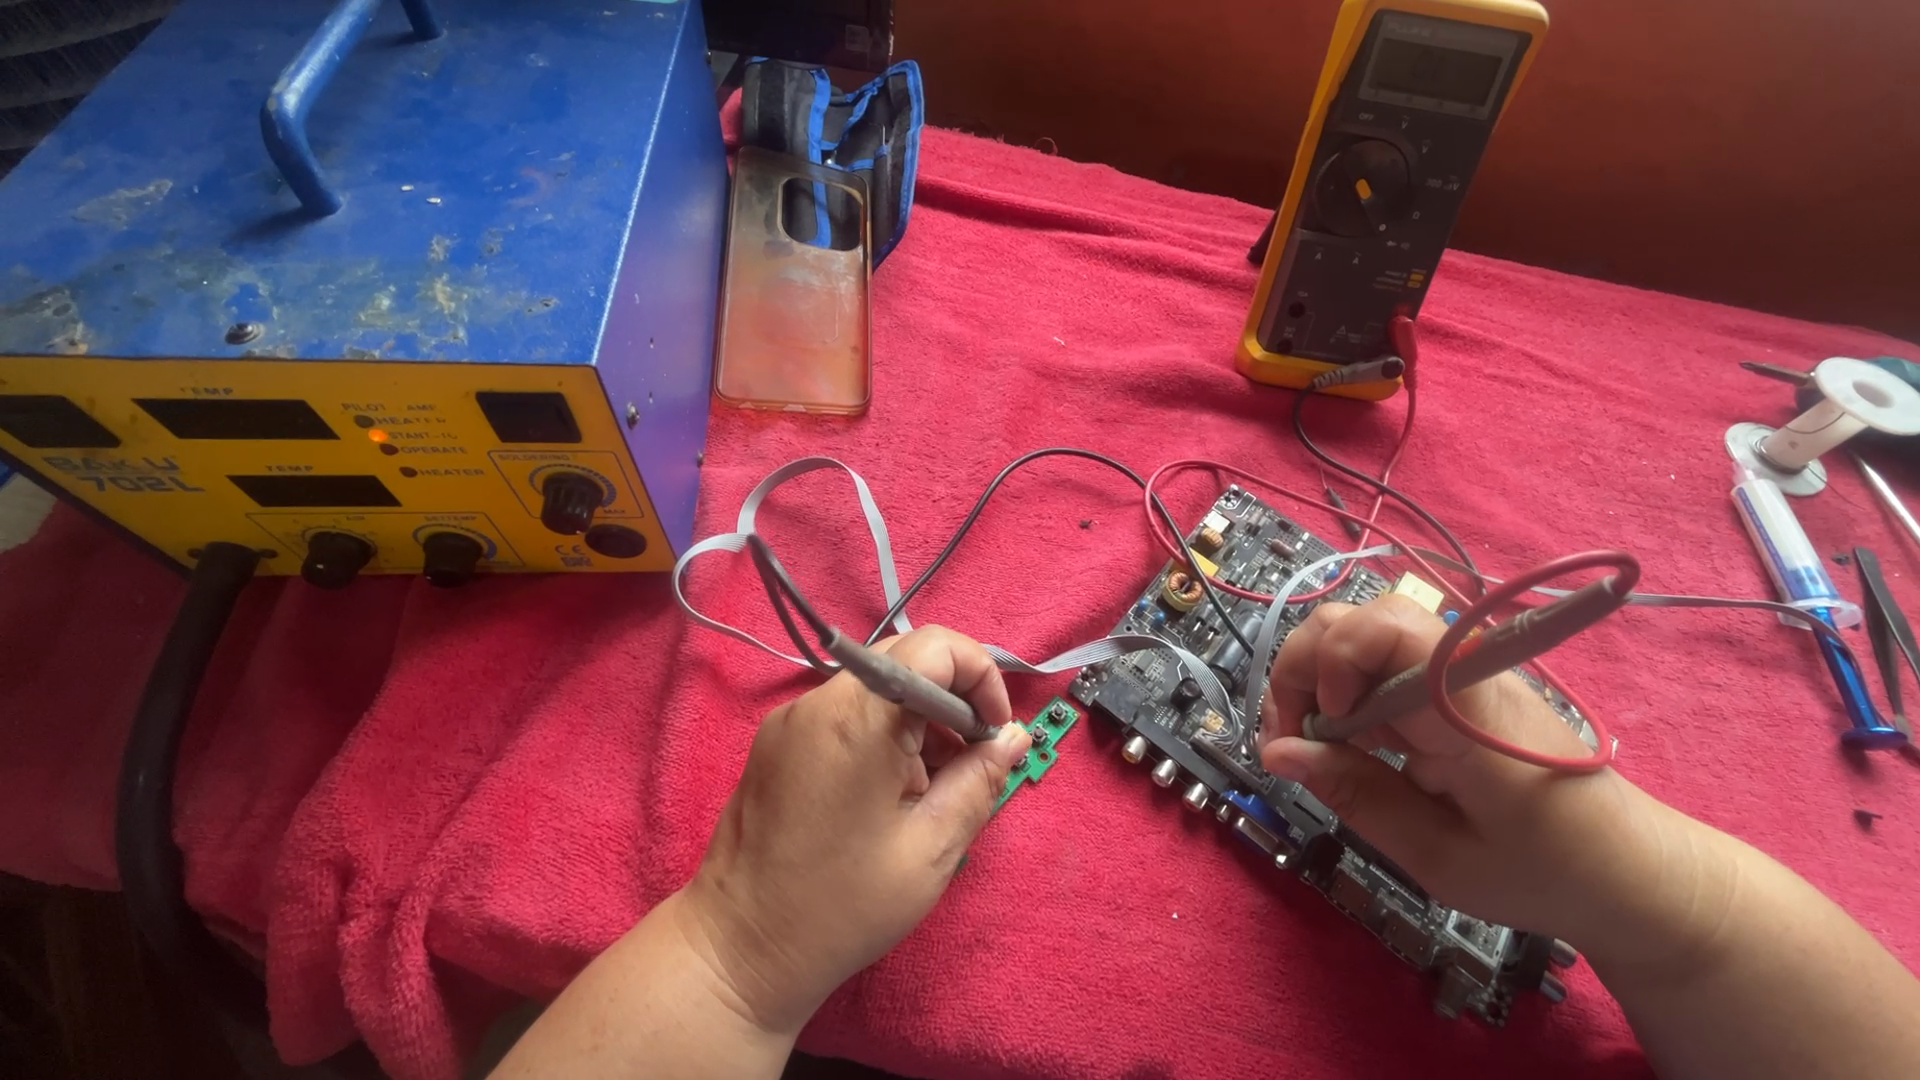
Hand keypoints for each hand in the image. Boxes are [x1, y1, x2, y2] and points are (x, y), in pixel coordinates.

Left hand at [679, 625, 1030, 1036]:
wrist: (737, 950)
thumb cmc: (841, 906)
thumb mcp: (930, 850)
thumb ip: (979, 781)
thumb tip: (1012, 736)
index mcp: (860, 717)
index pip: (936, 647)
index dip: (980, 676)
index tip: (994, 733)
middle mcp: (822, 699)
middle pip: (907, 659)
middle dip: (953, 701)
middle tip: (970, 762)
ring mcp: (793, 716)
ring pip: (879, 686)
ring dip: (919, 721)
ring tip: (930, 790)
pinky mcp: (779, 738)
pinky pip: (847, 711)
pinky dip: (883, 733)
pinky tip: (889, 793)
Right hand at [1257, 595, 1717, 958]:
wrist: (1632, 869)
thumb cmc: (1544, 872)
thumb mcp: (1439, 857)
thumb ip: (1357, 796)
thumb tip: (1277, 753)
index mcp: (1465, 707)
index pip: (1386, 629)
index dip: (1332, 661)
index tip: (1320, 729)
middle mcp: (1455, 669)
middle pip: (1355, 619)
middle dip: (1303, 669)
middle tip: (1294, 740)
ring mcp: (1451, 670)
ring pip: (1356, 631)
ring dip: (1315, 676)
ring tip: (1316, 740)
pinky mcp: (1444, 682)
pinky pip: (1374, 658)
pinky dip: (1339, 688)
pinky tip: (1347, 739)